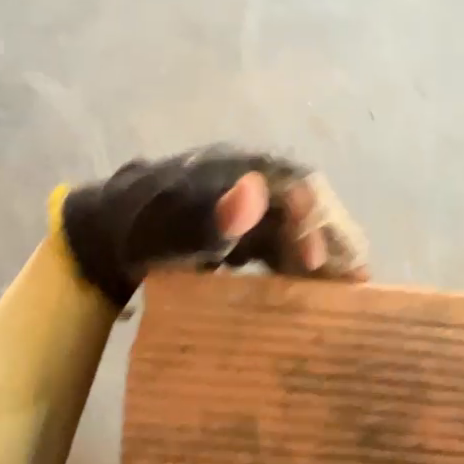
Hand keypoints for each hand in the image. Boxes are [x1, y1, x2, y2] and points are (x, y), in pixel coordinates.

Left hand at [62, 147, 368, 305]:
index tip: (315, 262)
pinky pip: (291, 244)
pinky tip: (327, 293)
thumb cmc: (136, 230)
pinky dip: (310, 267)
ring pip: (306, 224)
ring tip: (353, 291)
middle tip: (352, 281)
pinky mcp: (256, 232)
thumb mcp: (161, 227)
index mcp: (236, 171)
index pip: (290, 185)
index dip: (311, 220)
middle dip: (333, 238)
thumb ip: (204, 216)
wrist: (110, 237)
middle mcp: (255, 182)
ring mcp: (257, 207)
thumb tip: (253, 191)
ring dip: (329, 253)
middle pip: (310, 203)